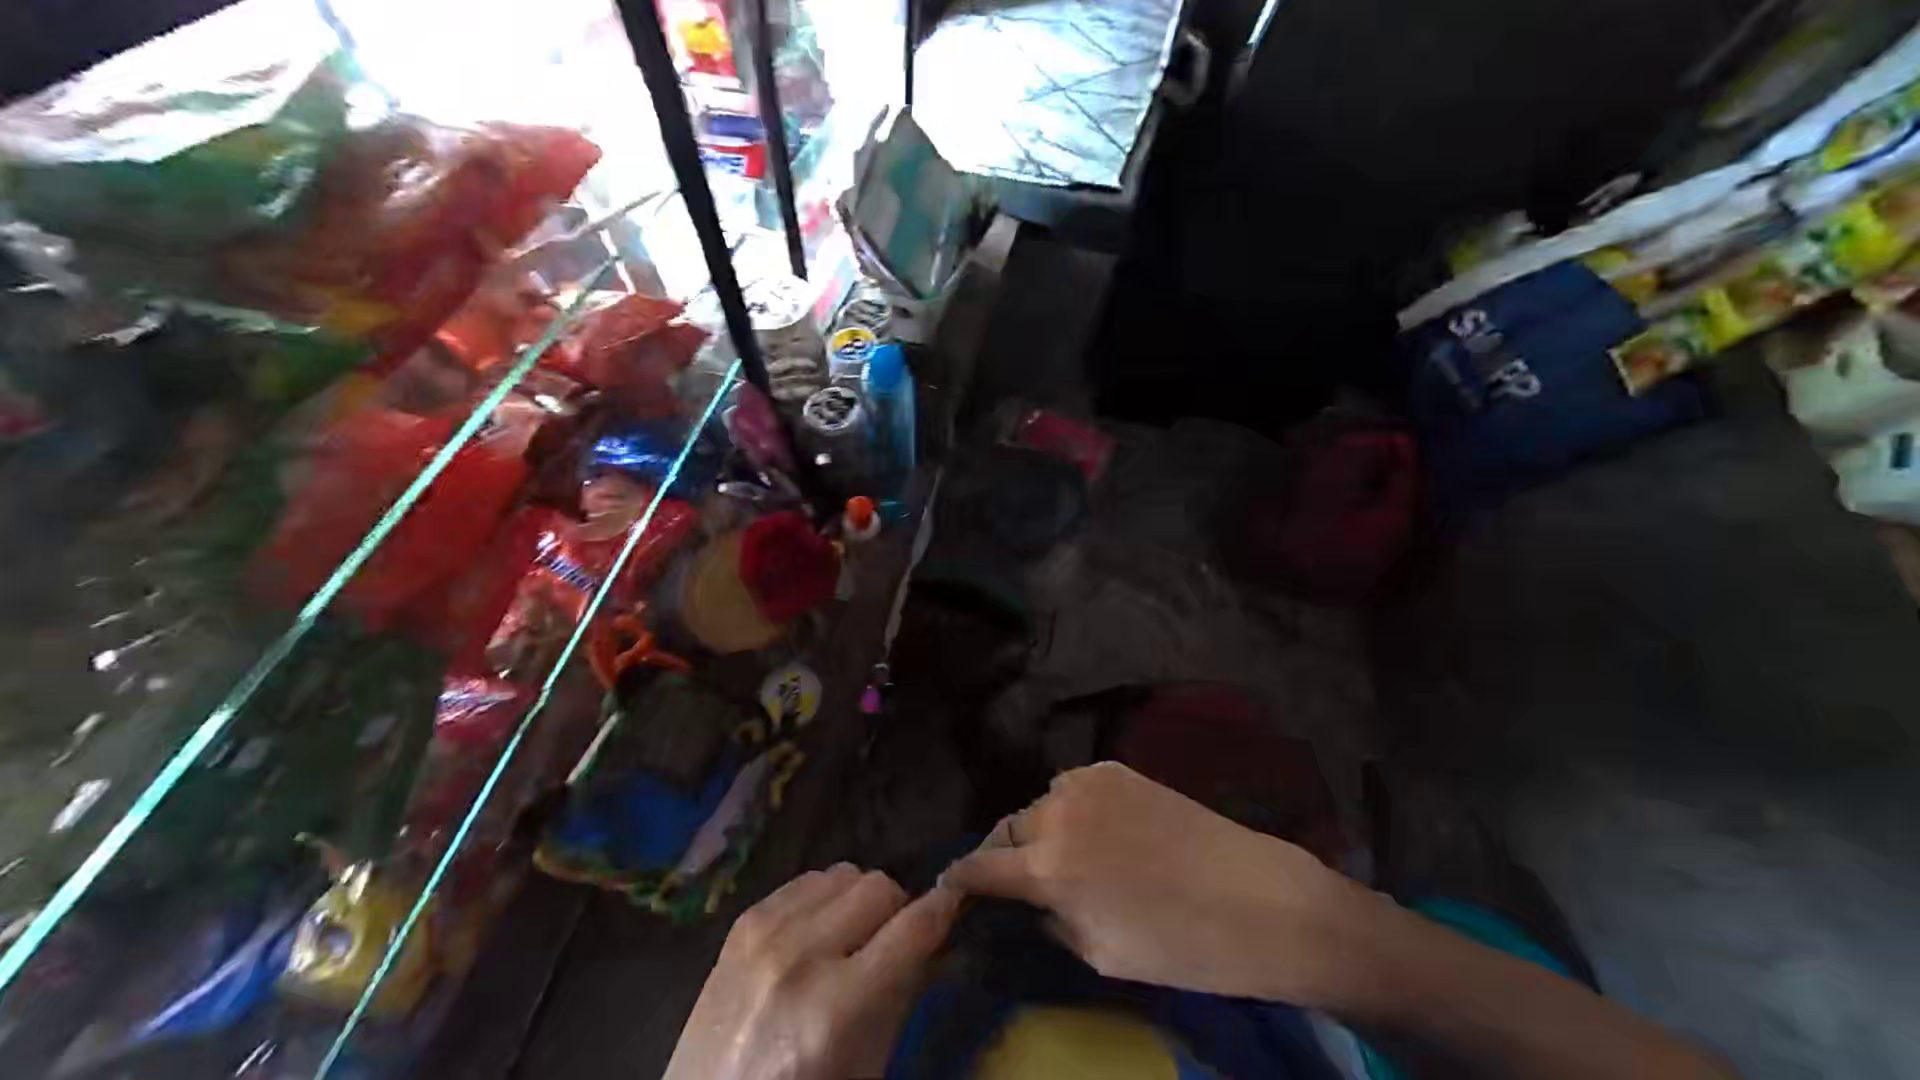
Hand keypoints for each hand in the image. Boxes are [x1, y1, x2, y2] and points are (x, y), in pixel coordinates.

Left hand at [665, 865, 961, 1079]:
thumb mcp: (868, 1062)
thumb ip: (906, 988)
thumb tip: (941, 932)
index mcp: (839, 1007)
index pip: (913, 929)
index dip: (942, 910)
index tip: (954, 903)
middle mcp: (802, 956)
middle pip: (879, 886)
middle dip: (896, 910)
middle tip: (890, 940)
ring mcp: (767, 932)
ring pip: (845, 873)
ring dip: (858, 900)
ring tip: (849, 936)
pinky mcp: (744, 920)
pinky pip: (807, 879)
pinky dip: (823, 899)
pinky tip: (815, 932)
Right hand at [942, 761, 1394, 1008]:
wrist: (1257, 898)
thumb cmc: (1179, 946)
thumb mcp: (1099, 955)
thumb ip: (1051, 918)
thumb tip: (1033, 900)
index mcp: (1048, 867)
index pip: (979, 866)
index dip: (960, 878)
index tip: (950, 885)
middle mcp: (1056, 812)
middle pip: (1008, 827)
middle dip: (1004, 852)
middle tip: (1017, 876)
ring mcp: (1087, 782)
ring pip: (1041, 803)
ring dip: (1041, 827)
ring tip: (1066, 851)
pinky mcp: (1115, 768)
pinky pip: (1074, 788)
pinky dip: (1073, 808)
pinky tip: (1101, 829)